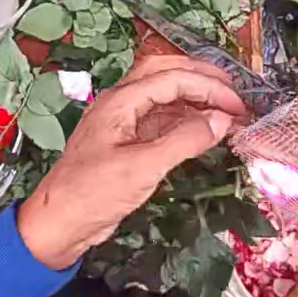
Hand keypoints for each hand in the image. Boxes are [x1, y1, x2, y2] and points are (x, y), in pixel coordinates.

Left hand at [16, 56, 244, 269]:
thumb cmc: (94, 193)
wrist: (59, 224)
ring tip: (225, 108)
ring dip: (195, 96)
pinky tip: (203, 127)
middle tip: (234, 92)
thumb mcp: (143, 167)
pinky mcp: (128, 139)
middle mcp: (123, 102)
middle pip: (167, 72)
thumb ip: (185, 140)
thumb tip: (222, 120)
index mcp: (122, 100)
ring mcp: (124, 120)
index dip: (210, 87)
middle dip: (203, 77)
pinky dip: (186, 116)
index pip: (174, 78)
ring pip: (165, 93)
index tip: (238, 106)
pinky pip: (162, 116)